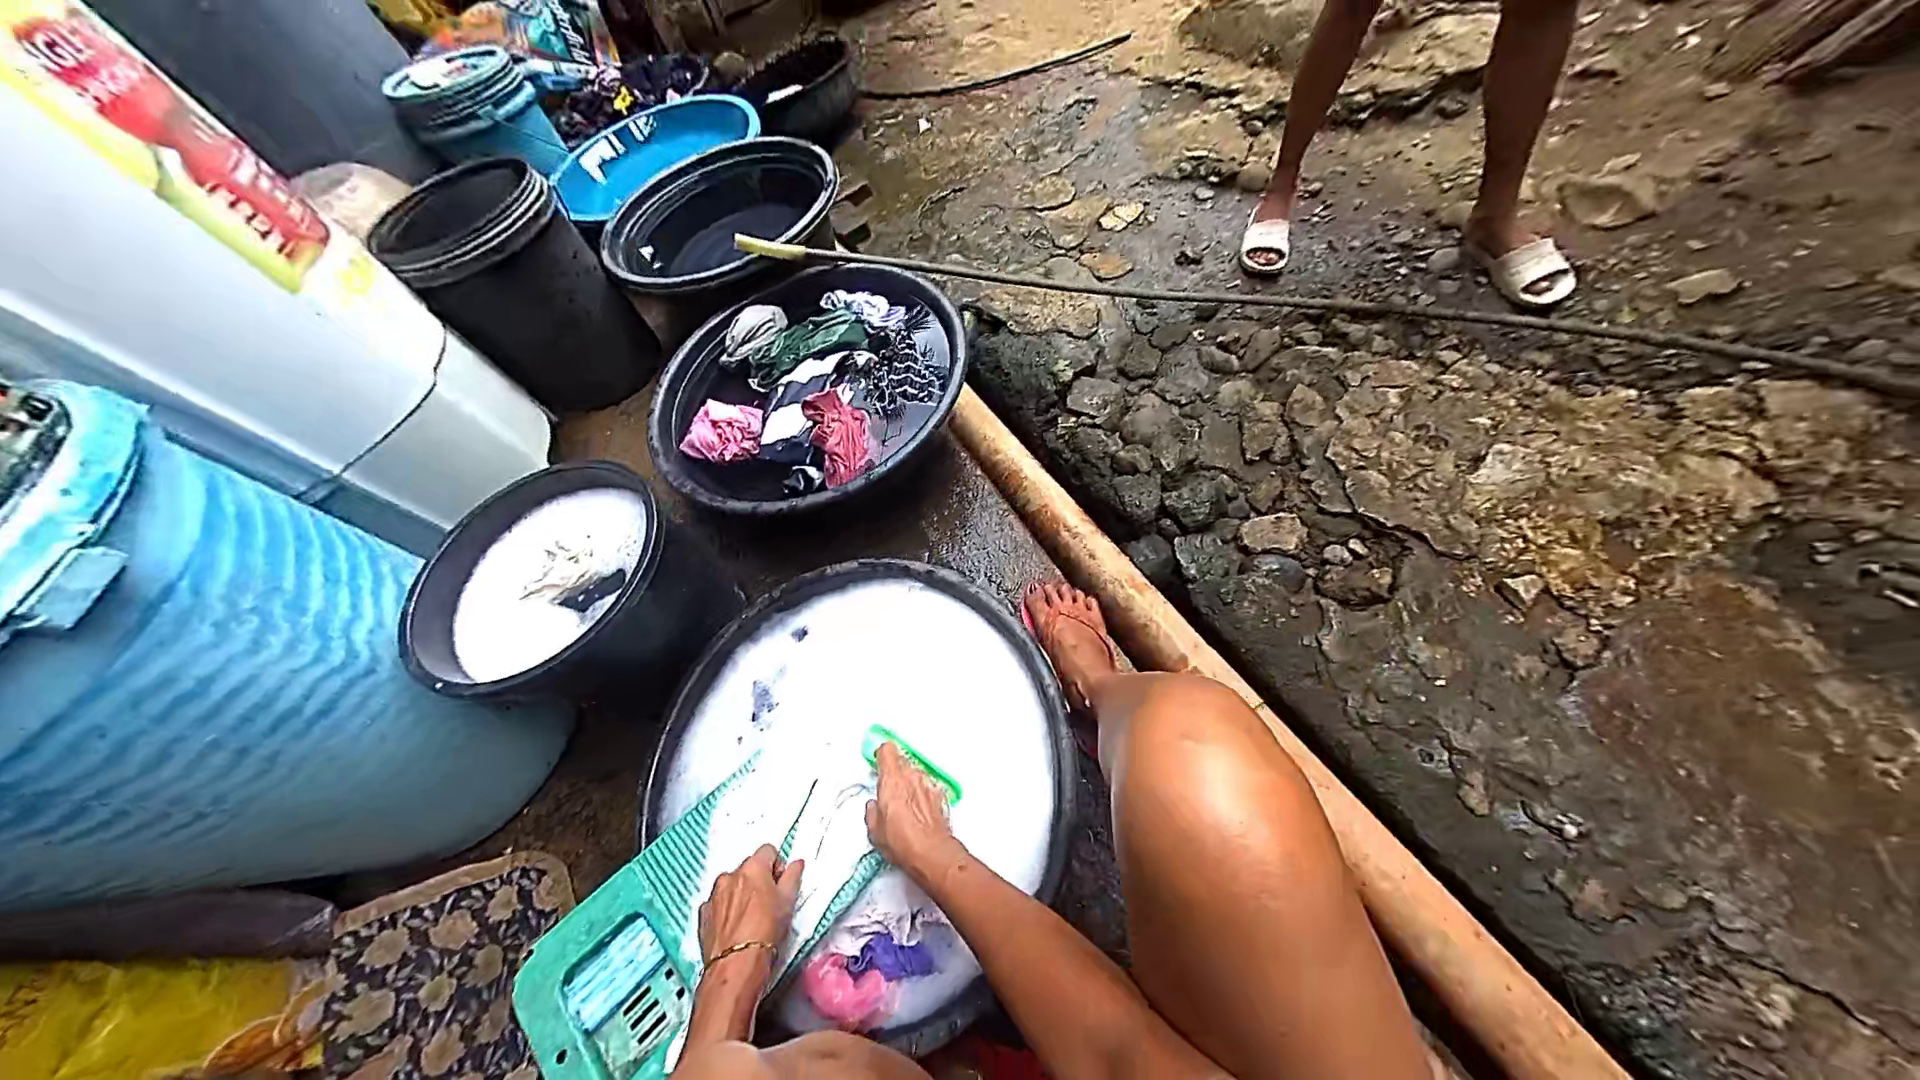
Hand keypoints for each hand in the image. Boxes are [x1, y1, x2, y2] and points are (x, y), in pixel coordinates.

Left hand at [698, 845, 802, 969]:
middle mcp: (730, 875)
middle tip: (766, 903)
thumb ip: (793, 877)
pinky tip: (734, 928)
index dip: (776, 867)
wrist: (736, 965)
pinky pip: (717, 904)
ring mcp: (713, 895)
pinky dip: (725, 911)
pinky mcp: (702, 915)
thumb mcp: (788, 901)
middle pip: (748, 868)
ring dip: (740, 894)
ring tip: (749, 918)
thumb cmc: (767, 929)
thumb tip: (796, 863)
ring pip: (731, 886)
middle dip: (757, 880)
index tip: (779, 885)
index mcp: (753, 867)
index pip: (768, 851)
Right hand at [866, 741, 964, 881]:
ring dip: (910, 783)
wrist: (931, 852)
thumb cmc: (902, 841)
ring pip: (916, 774)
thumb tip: (874, 807)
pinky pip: (928, 787)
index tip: (878, 762)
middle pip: (902, 761)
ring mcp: (928, 784)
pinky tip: (918, 811)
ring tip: (905, 804)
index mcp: (892, 780)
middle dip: (895, 771)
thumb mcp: (874, 830)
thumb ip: (872, 810)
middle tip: (889, 788)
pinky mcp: (940, 795)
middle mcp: (912, 776)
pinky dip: (922, 794)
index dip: (881, 754)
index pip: (887, 750)